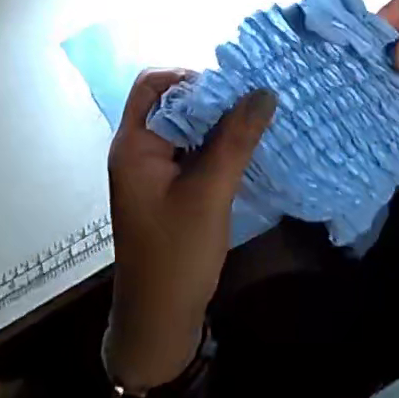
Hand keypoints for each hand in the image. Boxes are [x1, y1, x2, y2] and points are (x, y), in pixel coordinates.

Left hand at [106, 70, 275, 389]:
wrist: (159, 320)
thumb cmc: (177, 253)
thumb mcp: (210, 192)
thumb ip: (235, 139)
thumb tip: (264, 92)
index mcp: (134, 145)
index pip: (154, 84)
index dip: (191, 77)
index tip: (233, 90)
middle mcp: (139, 150)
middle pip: (172, 102)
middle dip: (213, 98)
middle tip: (254, 101)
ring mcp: (154, 171)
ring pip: (187, 127)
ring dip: (219, 122)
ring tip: (257, 121)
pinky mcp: (170, 188)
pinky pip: (194, 150)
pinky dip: (218, 144)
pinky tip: (247, 148)